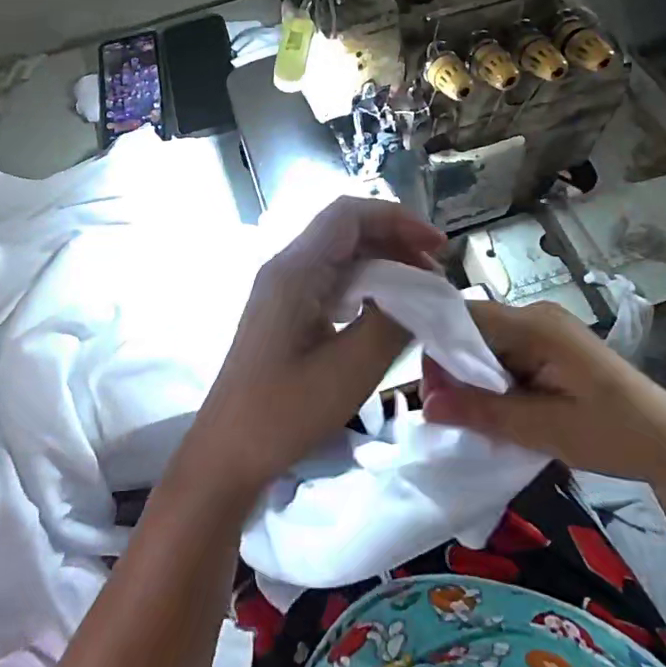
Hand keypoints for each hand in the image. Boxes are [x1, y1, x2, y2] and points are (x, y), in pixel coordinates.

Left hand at [179, 197, 446, 497]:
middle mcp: (283, 269)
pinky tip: (384, 311)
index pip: (348, 214)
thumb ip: (393, 321)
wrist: (227, 452)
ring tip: (419, 293)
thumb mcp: (351, 369)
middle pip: (345, 230)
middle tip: (435, 276)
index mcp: (294, 271)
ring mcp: (279, 290)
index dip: (398, 219)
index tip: (438, 247)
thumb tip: (424, 292)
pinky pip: (328, 280)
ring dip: (381, 264)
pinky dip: (363, 285)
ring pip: (338, 255)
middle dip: (395, 242)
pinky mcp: (282, 312)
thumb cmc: (284, 412)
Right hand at [420, 300, 665, 481]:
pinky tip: (502, 412)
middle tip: (452, 415)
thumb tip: (425, 404)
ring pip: (488, 346)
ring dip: (476, 380)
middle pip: (473, 331)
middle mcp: (537, 317)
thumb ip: (482, 412)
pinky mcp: (554, 349)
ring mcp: (547, 331)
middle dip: (455, 371)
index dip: (438, 350)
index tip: (432, 395)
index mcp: (536, 325)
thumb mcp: (543, 429)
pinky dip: (496, 383)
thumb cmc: (615, 434)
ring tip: (477, 419)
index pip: (464, 317)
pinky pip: (508, 357)